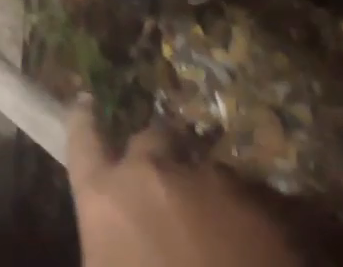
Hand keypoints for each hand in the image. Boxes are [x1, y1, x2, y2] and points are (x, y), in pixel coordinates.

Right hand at [67, 99, 296, 266]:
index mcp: (103, 195)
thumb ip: (103, 242)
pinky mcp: (260, 205)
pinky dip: (244, 213)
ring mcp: (208, 184)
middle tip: (164, 171)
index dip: (82, 118)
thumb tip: (111, 237)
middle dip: (157, 150)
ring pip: (203, 168)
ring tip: (215, 219)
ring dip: (203, 187)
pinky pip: (247, 197)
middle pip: (151, 138)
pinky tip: (251, 241)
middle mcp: (150, 174)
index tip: (86, 101)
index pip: (82, 138)